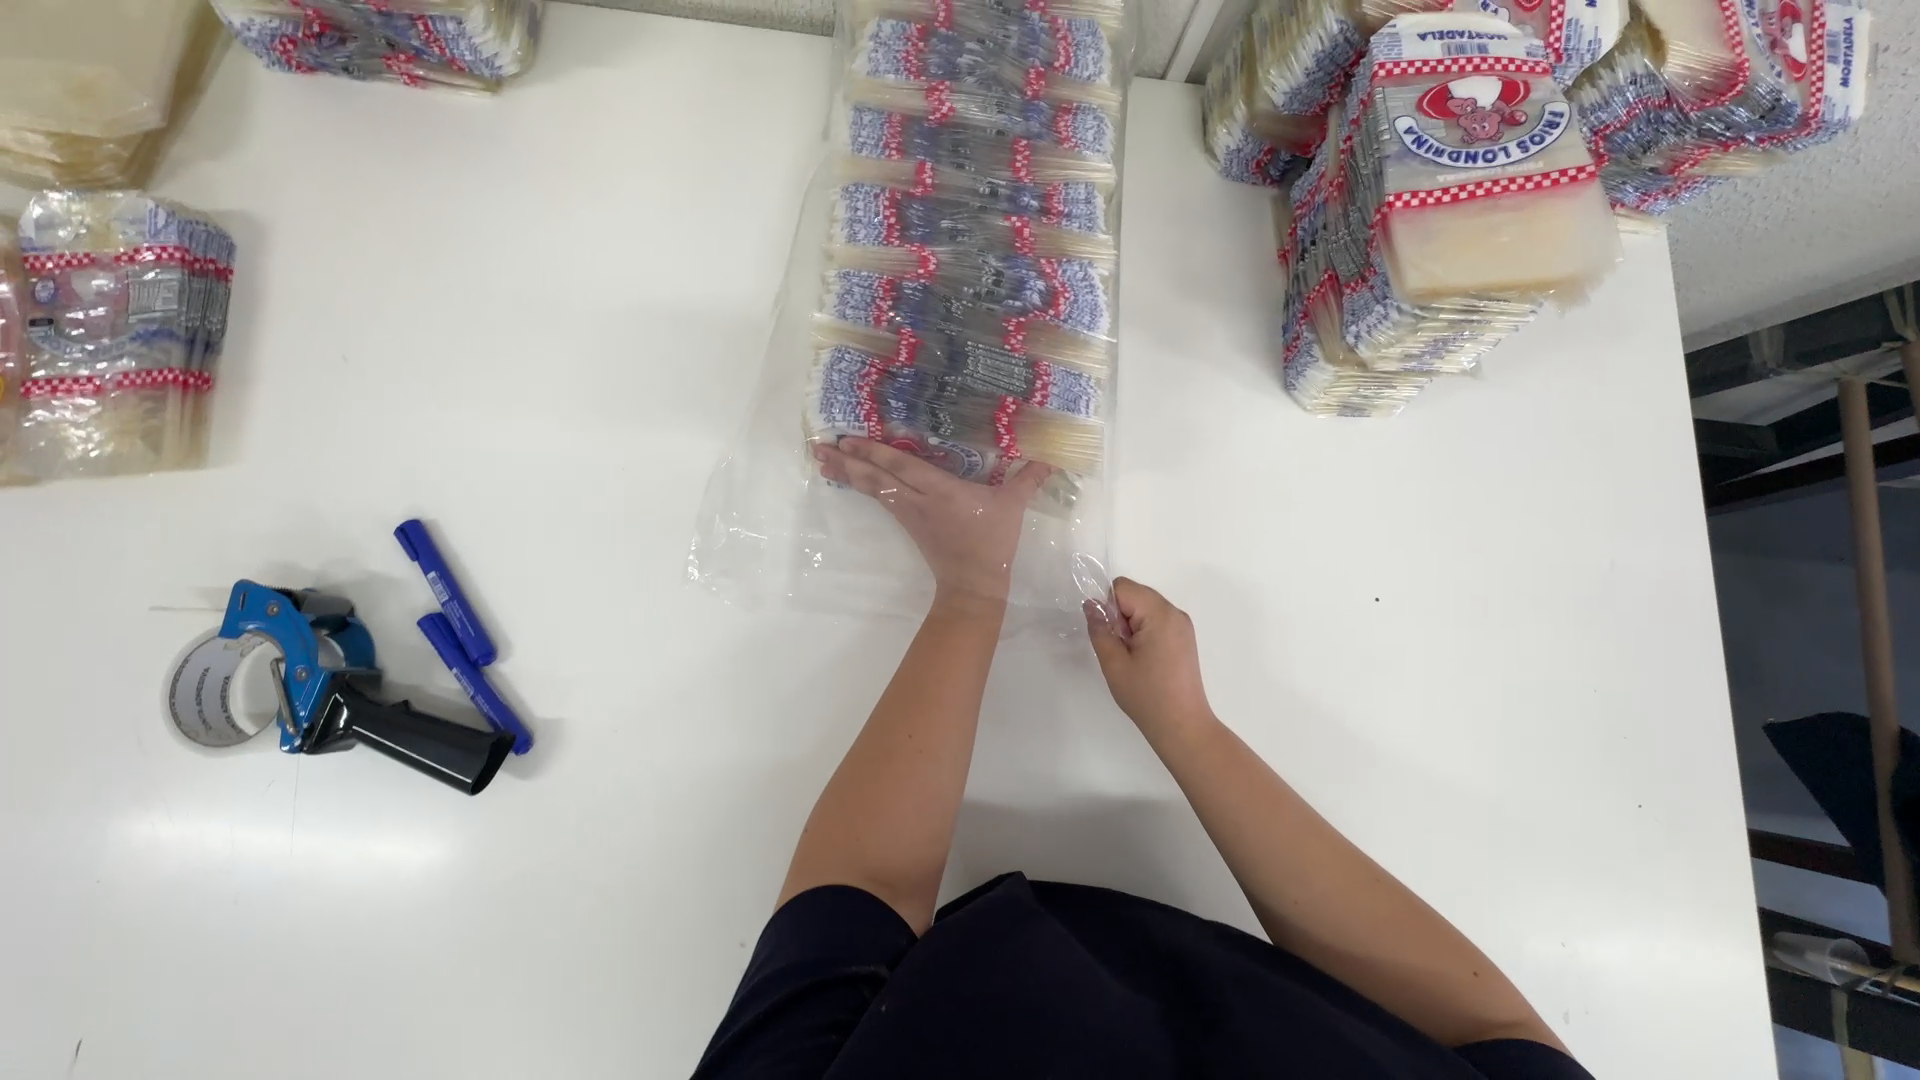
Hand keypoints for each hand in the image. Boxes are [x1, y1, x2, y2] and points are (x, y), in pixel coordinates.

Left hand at [813, 437, 1053, 603]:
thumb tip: (1051, 458)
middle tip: (818, 447)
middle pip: (875, 477)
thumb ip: (1028, 478)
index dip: (873, 451)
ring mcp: (909, 513)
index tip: (848, 439)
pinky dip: (862, 485)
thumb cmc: (992, 542)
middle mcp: (917, 500)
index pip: (900, 465)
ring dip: (847, 473)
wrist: (974, 583)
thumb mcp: (1012, 507)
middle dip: (846, 461)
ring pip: (873, 488)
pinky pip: (881, 499)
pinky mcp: (908, 524)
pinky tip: (850, 478)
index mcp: (940, 490)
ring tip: (822, 460)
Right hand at [1084, 578, 1214, 734]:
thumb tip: (1091, 605)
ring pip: (1144, 607)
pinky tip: (1144, 659)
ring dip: (1131, 624)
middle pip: (1135, 594)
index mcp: (1160, 614)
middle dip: (1120, 615)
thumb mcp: (1113, 663)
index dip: (1108, 607)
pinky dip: (1144, 631)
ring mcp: (1182, 625)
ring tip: (1133, 657)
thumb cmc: (1146, 695)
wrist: (1182, 725)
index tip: (1111, 636)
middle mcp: (1175, 613)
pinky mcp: (1184, 637)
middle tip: (1121, 649)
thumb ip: (1099, 629)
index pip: (1122, 587)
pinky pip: (1156, 619)